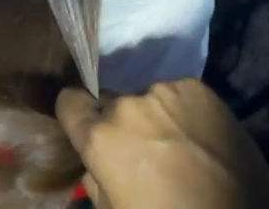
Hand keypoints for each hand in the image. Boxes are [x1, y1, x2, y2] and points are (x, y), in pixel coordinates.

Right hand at [56, 79, 268, 208]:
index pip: (68, 101)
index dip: (77, 117)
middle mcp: (127, 104)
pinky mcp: (196, 87)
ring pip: (146, 98)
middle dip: (122, 124)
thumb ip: (96, 181)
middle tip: (145, 152)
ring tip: (179, 145)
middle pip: (111, 103)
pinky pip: (177, 94)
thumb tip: (97, 163)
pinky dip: (182, 111)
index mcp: (101, 137)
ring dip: (154, 116)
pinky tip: (200, 137)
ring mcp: (163, 91)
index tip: (88, 130)